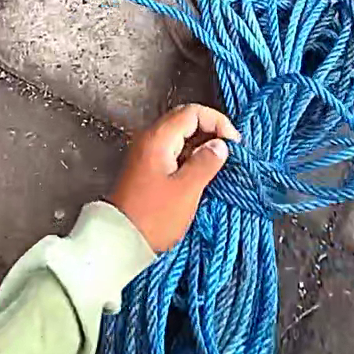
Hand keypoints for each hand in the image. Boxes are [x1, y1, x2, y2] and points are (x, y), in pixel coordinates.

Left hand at [108, 104, 240, 252]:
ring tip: (220, 160)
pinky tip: (202, 169)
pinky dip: (190, 153)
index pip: (192, 112)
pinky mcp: (147, 167)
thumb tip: (221, 145)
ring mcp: (146, 152)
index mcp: (158, 138)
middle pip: (185, 119)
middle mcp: (149, 139)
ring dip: (201, 142)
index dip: (217, 121)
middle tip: (229, 148)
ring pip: (179, 134)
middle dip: (211, 129)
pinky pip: (173, 149)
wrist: (119, 242)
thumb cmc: (153, 217)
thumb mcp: (186, 190)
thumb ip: (206, 162)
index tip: (233, 142)